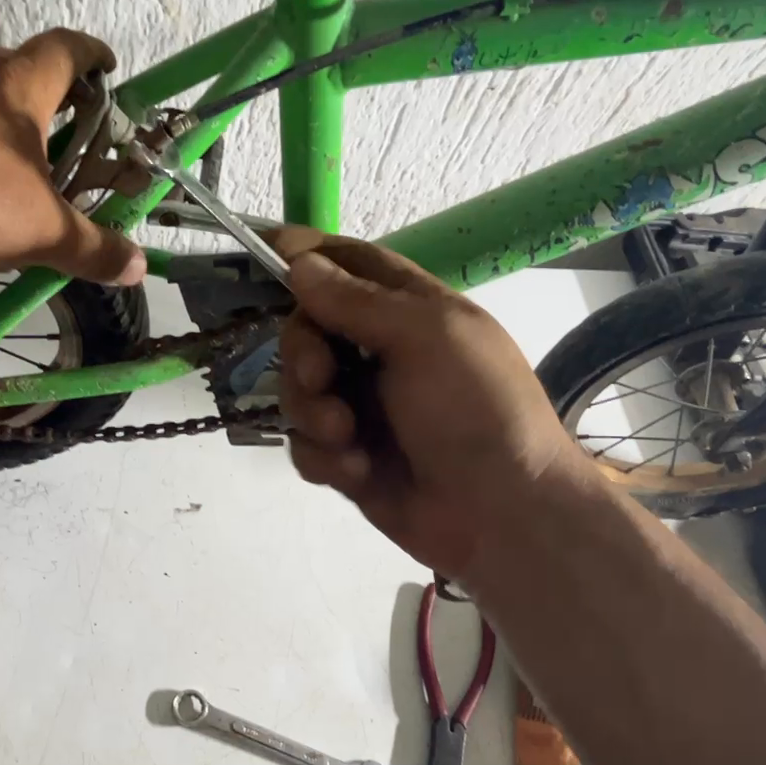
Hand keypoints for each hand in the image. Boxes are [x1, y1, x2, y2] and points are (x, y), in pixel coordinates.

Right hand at [275, 228, 594, 577]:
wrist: (501, 514)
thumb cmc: (476, 410)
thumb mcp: (427, 338)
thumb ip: (357, 301)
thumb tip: (299, 261)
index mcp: (409, 311)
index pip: (349, 265)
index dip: (308, 255)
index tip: (264, 250)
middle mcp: (380, 354)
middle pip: (306, 329)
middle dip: (302, 353)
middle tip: (321, 378)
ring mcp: (361, 408)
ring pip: (297, 391)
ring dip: (313, 412)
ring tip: (348, 438)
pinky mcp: (347, 458)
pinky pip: (304, 444)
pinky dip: (323, 457)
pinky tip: (356, 472)